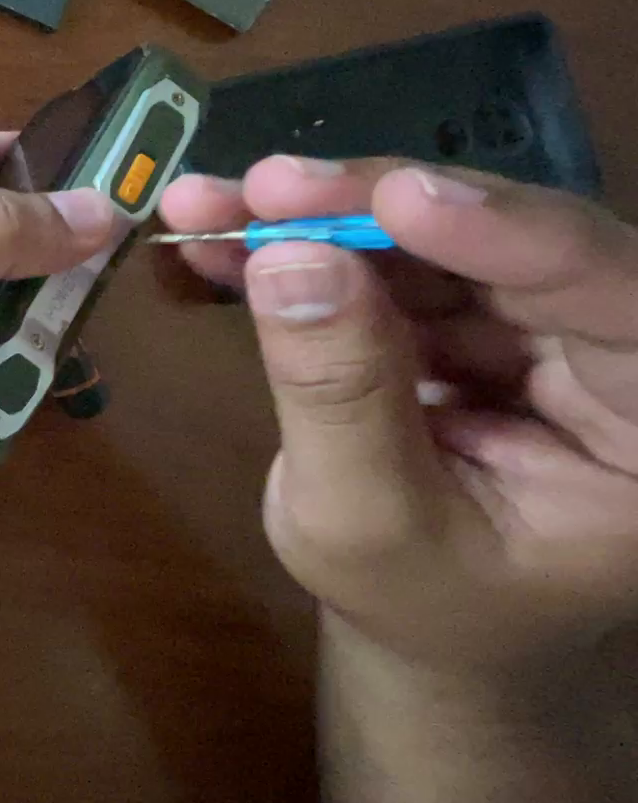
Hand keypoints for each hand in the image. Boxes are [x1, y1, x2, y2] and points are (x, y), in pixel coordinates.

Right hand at [161, 157, 637, 670]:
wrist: (418, 617)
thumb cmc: (415, 597)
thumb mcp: (364, 514)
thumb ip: (336, 393)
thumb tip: (287, 263)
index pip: (612, 298)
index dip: (503, 236)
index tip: (391, 196)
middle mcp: (617, 352)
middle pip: (504, 246)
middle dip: (368, 209)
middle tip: (261, 186)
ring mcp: (531, 328)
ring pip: (422, 244)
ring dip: (306, 220)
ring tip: (206, 205)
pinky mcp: (454, 321)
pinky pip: (371, 269)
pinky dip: (289, 252)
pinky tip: (218, 239)